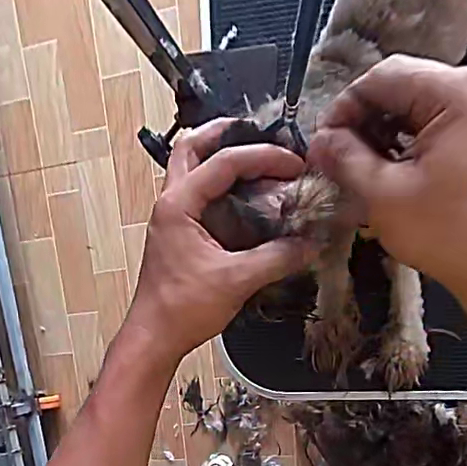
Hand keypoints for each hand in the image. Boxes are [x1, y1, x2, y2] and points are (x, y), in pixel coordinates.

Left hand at [120, 120, 312, 365]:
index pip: (224, 163)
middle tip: (253, 130)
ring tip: (251, 159)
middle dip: (222, 134)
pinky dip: (221, 191)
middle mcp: (172, 204)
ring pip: (191, 172)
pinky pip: (200, 201)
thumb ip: (276, 259)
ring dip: (218, 159)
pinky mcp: (181, 239)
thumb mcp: (237, 280)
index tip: (293, 163)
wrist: (156, 336)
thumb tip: (310, 245)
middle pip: (191, 149)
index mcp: (180, 204)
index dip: (263, 157)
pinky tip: (245, 202)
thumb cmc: (184, 307)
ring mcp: (173, 221)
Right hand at [306, 56, 466, 311]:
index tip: (322, 141)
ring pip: (409, 104)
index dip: (344, 108)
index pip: (382, 78)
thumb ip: (345, 157)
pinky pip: (427, 121)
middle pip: (397, 86)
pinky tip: (381, 166)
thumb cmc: (443, 234)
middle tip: (334, 154)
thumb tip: (318, 141)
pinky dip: (401, 140)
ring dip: (378, 131)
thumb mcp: (384, 194)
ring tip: (354, 164)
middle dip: (361, 120)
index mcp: (456, 92)